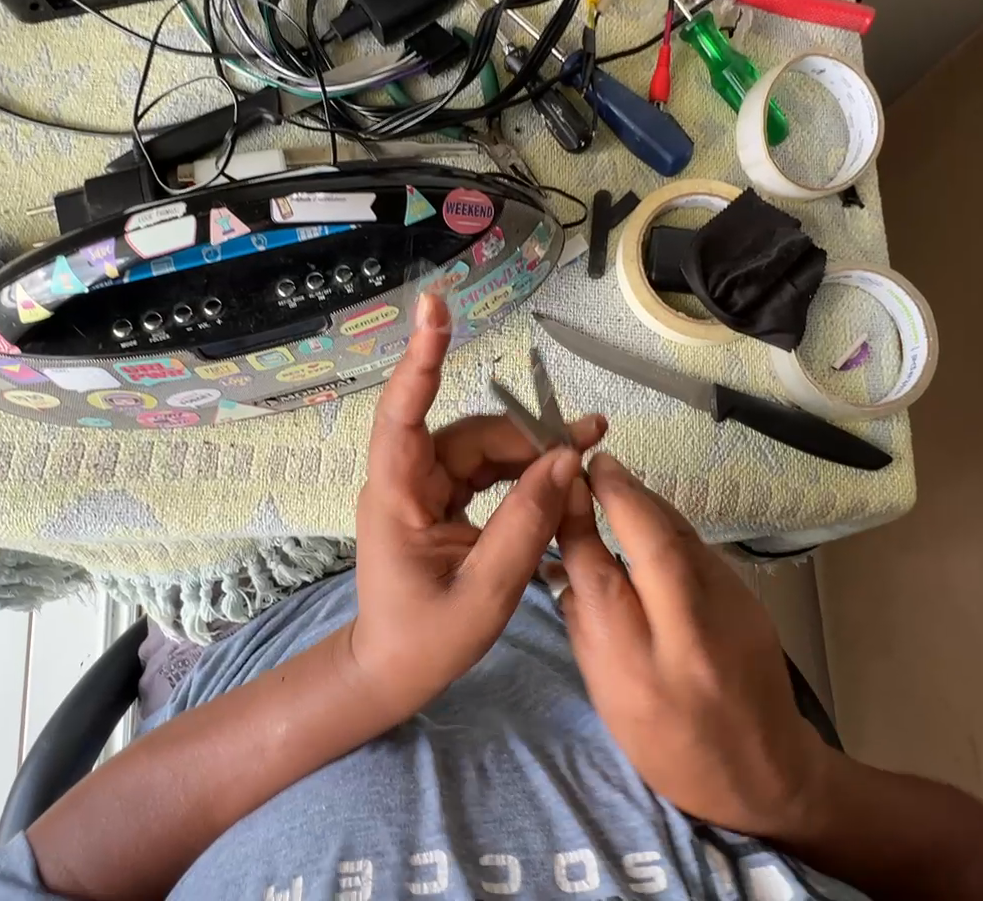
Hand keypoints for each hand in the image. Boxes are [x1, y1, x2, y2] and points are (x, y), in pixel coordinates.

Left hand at [351, 291, 605, 720]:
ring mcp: (425, 487)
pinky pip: (488, 470)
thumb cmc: (424, 641)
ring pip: (485, 448)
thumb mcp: (485, 591)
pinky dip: (525, 470)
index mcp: (398, 495)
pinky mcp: (442, 499)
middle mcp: (407, 479)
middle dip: (528, 430)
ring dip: (533, 449)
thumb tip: (564, 457)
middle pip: (471, 432)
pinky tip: (561, 473)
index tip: (435, 309)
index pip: (403, 413)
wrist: (391, 673)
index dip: (421, 358)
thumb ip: (525, 521)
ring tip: (588, 447)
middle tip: (591, 435)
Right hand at [555, 452, 830, 838]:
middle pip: (655, 546)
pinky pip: (700, 550)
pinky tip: (649, 514)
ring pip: (684, 539)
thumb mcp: (609, 697)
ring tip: (615, 478)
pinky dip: (669, 524)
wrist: (765, 771)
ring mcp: (732, 615)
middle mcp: (689, 638)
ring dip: (646, 500)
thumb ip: (585, 625)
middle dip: (621, 494)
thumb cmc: (669, 745)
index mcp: (639, 670)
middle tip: (595, 463)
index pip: (600, 579)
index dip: (577, 524)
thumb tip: (566, 558)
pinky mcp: (751, 599)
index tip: (562, 488)